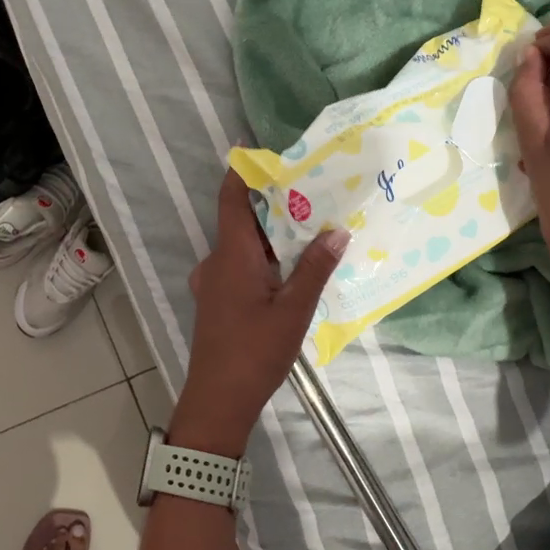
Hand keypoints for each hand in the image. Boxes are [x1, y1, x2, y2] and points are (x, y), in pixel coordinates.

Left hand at [169, 169, 348, 457]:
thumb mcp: (294, 310)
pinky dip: (263, 259)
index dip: (241, 171)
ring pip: (242, 247)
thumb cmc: (255, 351)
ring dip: (271, 236)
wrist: (218, 399)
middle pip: (241, 221)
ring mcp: (212, 282)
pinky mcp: (216, 301)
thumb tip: (336, 231)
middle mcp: (216, 262)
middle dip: (272, 205)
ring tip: (311, 227)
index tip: (257, 150)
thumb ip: (314, 268)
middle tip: (311, 193)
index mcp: (231, 255)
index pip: (231, 198)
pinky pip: (239, 267)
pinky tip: (292, 269)